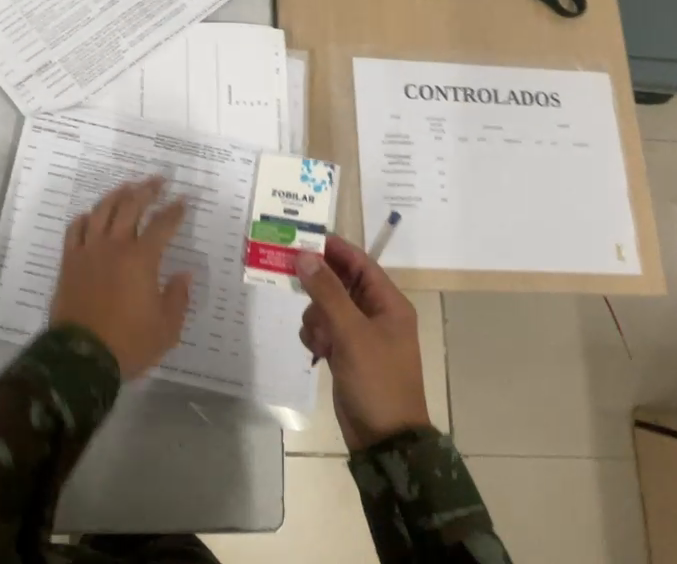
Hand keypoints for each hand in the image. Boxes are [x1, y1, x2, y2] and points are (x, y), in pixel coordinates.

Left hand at [49, 177, 192, 378]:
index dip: (175, 210)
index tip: (183, 201)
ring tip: (127, 188)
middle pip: (131, 205)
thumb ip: (178, 297)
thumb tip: (183, 274)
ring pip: (102, 210)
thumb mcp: (167, 328)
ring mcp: (88, 251)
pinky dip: (86, 217)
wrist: (81, 358)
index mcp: (142, 259)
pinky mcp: (69, 261)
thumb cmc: (129, 344)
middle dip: (147, 190)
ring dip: (117, 195)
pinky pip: (75, 229)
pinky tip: (92, 215)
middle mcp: (115, 246)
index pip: (162, 224)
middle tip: (158, 181)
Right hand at [296, 234, 431, 449]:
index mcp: (388, 303)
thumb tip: (305, 256)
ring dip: (315, 316)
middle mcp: (375, 313)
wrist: (384, 438)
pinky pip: (323, 329)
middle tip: (288, 275)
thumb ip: (327, 292)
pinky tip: (317, 352)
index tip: (301, 238)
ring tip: (319, 337)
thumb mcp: (352, 333)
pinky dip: (316, 336)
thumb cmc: (377, 380)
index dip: (332, 248)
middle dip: (318, 286)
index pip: (359, 262)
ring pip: (326, 306)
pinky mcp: (346, 352)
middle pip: (339, 282)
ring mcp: (360, 334)